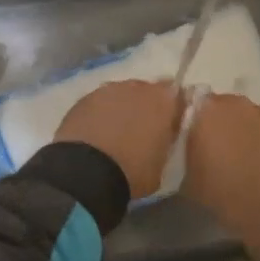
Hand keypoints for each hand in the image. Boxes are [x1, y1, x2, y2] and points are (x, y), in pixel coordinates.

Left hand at [54, 80, 184, 199]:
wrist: (86, 172)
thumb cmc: (133, 171)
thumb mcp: (162, 162)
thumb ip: (166, 140)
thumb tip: (163, 134)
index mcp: (163, 100)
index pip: (177, 95)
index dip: (173, 110)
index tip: (170, 126)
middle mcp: (137, 87)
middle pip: (146, 92)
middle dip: (146, 107)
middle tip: (142, 130)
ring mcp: (107, 90)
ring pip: (120, 95)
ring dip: (121, 109)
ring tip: (115, 134)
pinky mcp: (82, 99)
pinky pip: (98, 104)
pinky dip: (100, 115)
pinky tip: (95, 134)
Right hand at [182, 93, 259, 260]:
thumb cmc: (223, 197)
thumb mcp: (188, 176)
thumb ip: (184, 149)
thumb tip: (185, 139)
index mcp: (205, 113)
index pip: (191, 100)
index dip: (192, 116)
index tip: (191, 133)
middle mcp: (235, 104)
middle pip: (222, 105)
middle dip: (219, 121)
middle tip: (218, 145)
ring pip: (249, 115)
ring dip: (245, 128)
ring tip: (246, 154)